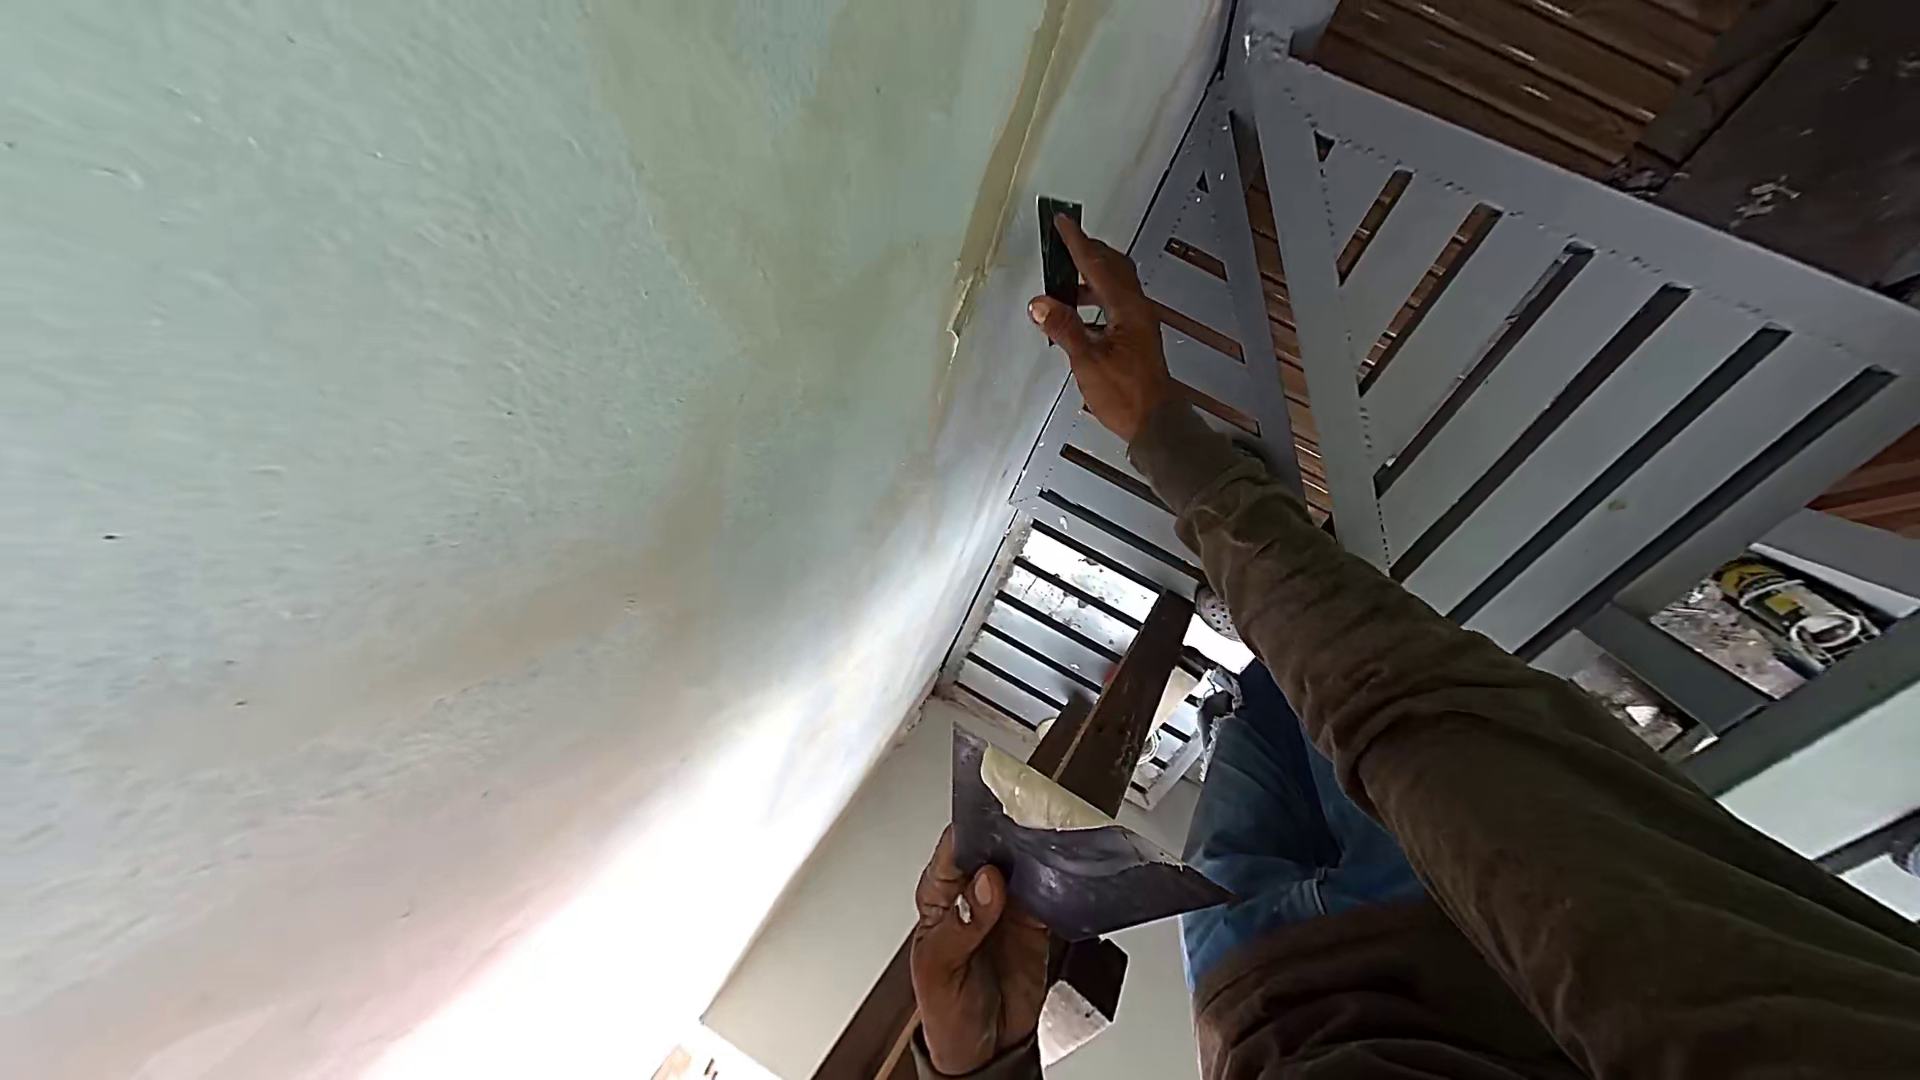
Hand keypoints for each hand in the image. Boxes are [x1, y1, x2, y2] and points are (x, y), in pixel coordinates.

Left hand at [911, 828, 1049, 1073]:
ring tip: (1049, 838)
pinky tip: (1063, 867)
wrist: (986, 1053)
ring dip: (1035, 847)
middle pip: (992, 843)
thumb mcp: (939, 970)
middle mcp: (974, 886)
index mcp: (941, 891)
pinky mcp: (1035, 916)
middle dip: (1009, 830)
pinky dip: (1057, 875)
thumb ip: (960, 925)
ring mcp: (1006, 899)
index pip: (955, 845)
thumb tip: (986, 880)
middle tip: (1029, 820)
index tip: (995, 818)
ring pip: (1021, 858)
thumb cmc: (946, 1010)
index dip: (974, 828)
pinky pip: (1048, 885)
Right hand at [1028, 215, 1177, 442]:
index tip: (1063, 223)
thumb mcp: (1087, 361)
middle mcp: (1136, 310)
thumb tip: (1041, 303)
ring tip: (1064, 283)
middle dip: (1088, 252)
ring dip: (1090, 278)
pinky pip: (1114, 306)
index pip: (1096, 266)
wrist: (1153, 421)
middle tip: (1066, 242)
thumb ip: (1064, 328)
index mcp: (1126, 309)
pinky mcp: (1135, 338)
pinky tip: (1080, 315)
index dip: (1077, 243)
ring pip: (1114, 286)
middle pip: (1112, 268)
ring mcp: (1138, 324)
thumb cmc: (1126, 395)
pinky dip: (1095, 300)